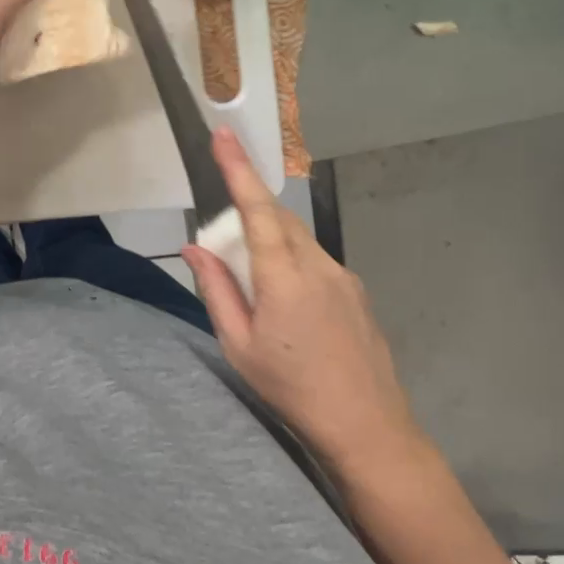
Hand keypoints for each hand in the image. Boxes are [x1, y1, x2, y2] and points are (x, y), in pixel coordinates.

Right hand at [181, 129, 426, 471]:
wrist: (369, 428)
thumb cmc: (292, 387)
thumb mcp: (239, 345)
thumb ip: (215, 289)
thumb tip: (194, 248)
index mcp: (283, 276)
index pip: (257, 208)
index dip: (238, 168)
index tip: (223, 134)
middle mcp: (318, 265)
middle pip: (278, 217)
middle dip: (249, 211)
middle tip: (225, 245)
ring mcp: (343, 277)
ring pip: (298, 237)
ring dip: (271, 240)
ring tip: (256, 285)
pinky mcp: (357, 292)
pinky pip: (315, 259)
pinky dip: (291, 260)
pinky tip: (288, 305)